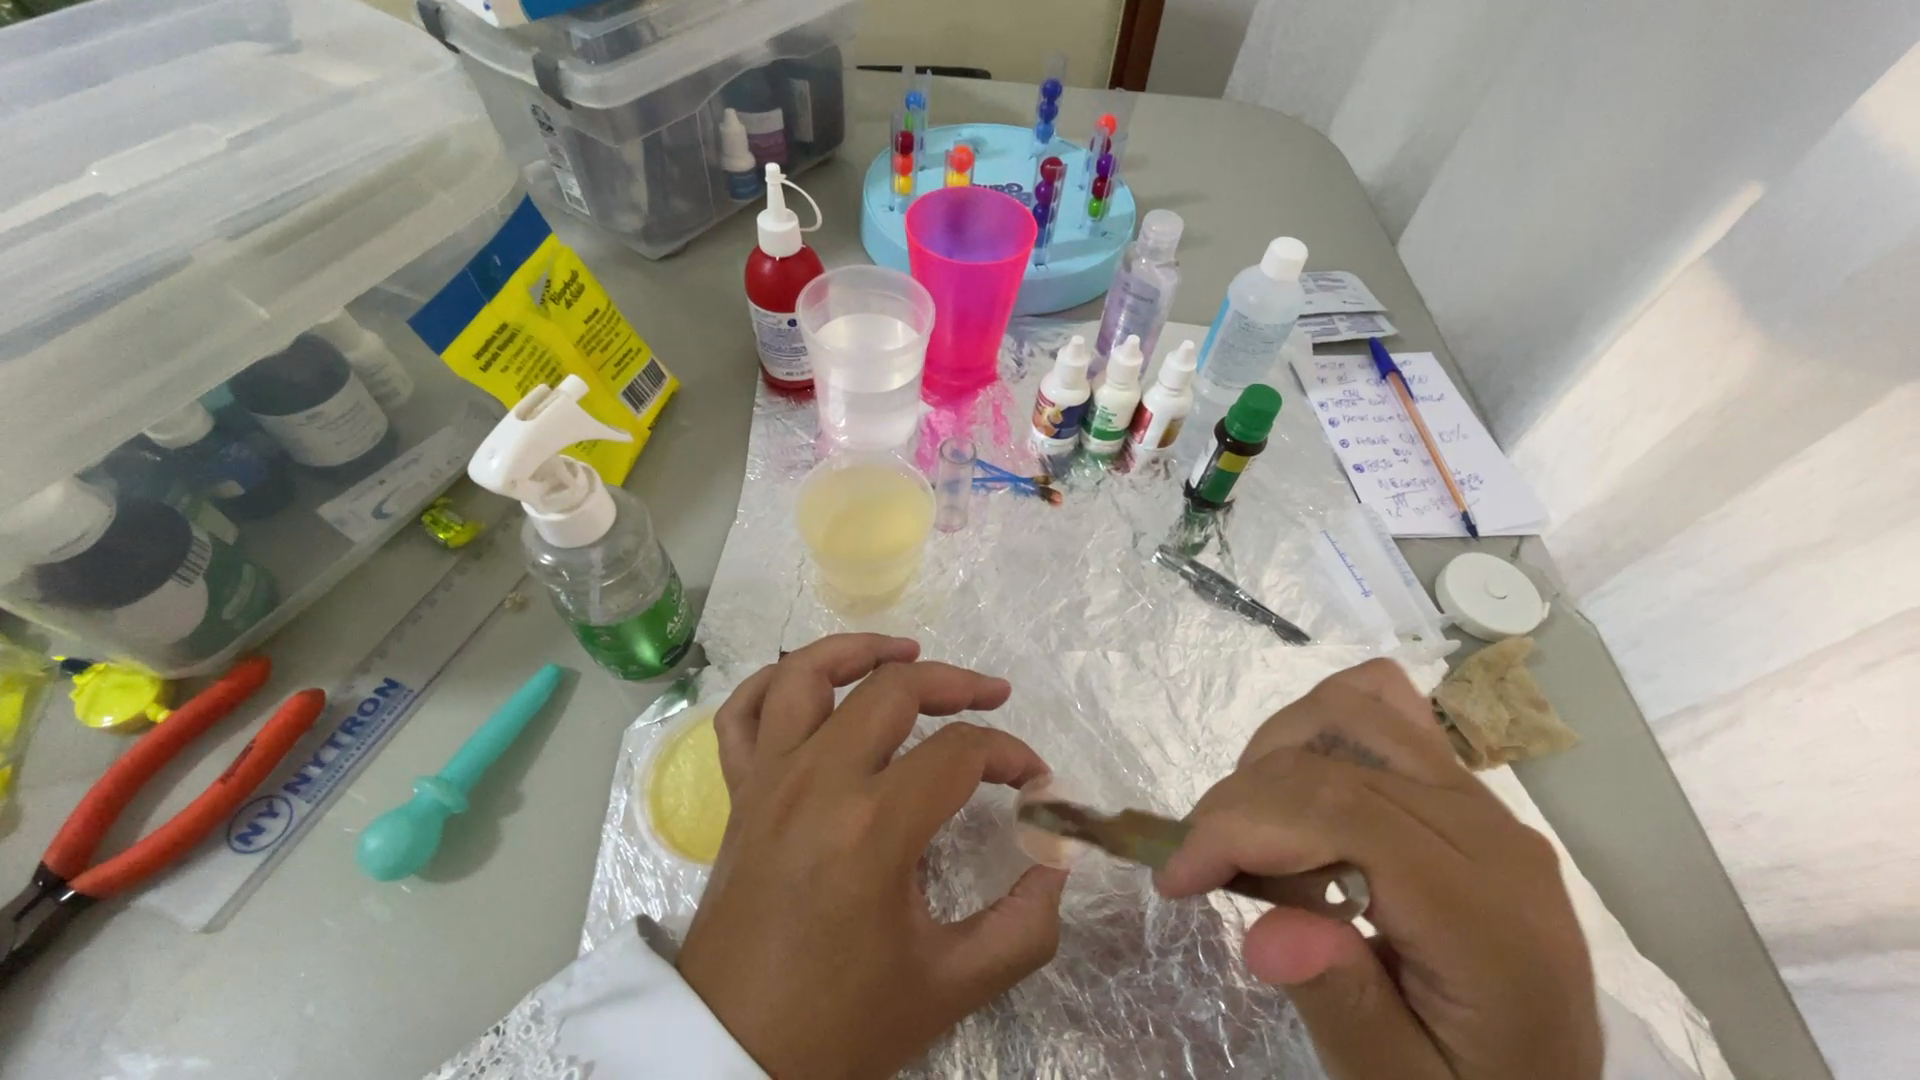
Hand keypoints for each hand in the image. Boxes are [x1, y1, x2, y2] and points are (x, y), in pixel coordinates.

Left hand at [679, 635, 1068, 1078]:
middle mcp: (817, 782)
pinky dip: (775, 681)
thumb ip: (1023, 926)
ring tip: (909, 651)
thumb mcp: (951, 985)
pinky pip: (742, 713)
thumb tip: (1058, 865)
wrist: (734, 1052)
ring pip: (807, 674)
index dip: (1010, 755)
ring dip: (861, 650)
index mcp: (874, 827)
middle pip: (893, 689)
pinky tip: (814, 683)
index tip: (1033, 782)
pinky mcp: (738, 794)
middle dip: (956, 683)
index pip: (960, 753)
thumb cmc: (841, 1023)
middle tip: (993, 697)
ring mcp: (768, 781)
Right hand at [1157, 659, 1600, 1079]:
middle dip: (1237, 805)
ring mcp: (1479, 798)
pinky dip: (1322, 725)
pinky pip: (1386, 708)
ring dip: (1271, 761)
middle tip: (1200, 871)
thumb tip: (1267, 932)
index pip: (1337, 814)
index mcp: (1485, 913)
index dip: (1238, 828)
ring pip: (1347, 713)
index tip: (1176, 879)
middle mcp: (1489, 832)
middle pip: (1328, 760)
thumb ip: (1348, 1012)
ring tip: (1252, 835)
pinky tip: (1299, 782)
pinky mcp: (1463, 787)